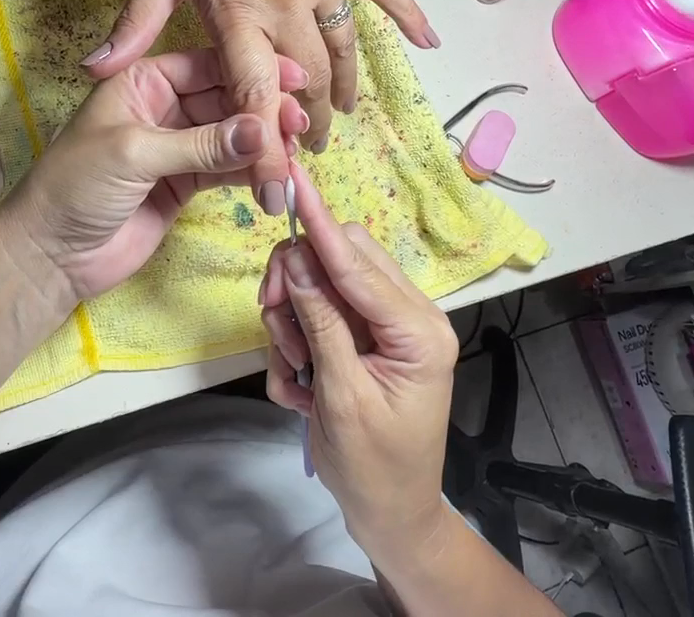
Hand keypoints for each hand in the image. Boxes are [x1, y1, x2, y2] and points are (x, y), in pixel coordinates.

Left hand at [2, 49, 309, 304]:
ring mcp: (176, 146)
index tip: (292, 79)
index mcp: (142, 81)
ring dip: (261, 144)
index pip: (206, 66)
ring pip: (230, 137)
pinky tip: (277, 174)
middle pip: (224, 100)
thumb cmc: (75, 186)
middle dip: (261, 110)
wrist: (50, 255)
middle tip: (299, 122)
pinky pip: (225, 170)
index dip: (248, 72)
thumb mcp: (134, 154)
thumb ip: (200, 144)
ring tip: (296, 149)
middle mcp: (163, 107)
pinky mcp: (185, 183)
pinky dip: (250, 172)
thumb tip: (263, 133)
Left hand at [85, 0, 437, 214]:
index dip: (266, 152)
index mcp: (234, 10)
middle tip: (305, 154)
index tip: (277, 195)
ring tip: (341, 119)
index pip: (253, 96)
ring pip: (344, 48)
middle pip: (306, 81)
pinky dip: (408, 13)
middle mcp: (285, 0)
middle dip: (307, 126)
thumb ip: (135, 23)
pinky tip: (427, 42)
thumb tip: (97, 69)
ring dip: (345, 89)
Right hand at [259, 161, 459, 561]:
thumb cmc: (375, 467)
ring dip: (293, 322)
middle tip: (274, 321)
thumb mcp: (342, 397)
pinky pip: (317, 312)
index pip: (358, 263)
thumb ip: (321, 323)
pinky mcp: (363, 335)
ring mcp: (385, 323)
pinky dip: (297, 342)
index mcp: (418, 330)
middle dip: (297, 284)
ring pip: (321, 282)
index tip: (295, 180)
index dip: (320, 222)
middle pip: (340, 257)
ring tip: (297, 373)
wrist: (390, 514)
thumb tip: (297, 260)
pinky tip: (302, 388)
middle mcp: (407, 314)